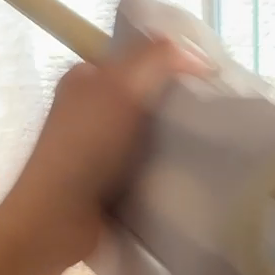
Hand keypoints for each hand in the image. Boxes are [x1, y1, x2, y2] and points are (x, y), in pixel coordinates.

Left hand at [0, 36, 207, 274]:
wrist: (56, 221)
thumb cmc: (84, 146)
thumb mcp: (120, 87)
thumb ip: (156, 58)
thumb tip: (197, 54)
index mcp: (85, 78)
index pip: (136, 57)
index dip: (172, 61)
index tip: (211, 77)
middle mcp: (89, 108)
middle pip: (146, 95)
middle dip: (179, 102)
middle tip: (218, 113)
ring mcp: (98, 147)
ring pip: (150, 132)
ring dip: (177, 139)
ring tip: (214, 143)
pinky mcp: (109, 182)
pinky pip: (148, 166)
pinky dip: (168, 168)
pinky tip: (194, 171)